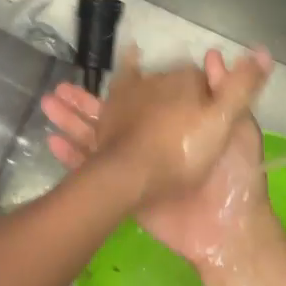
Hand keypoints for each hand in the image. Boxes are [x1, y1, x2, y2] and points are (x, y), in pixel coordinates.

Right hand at [42, 48, 279, 264]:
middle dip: (86, 101)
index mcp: (179, 124)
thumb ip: (228, 91)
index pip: (150, 97)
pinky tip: (52, 141)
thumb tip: (210, 54)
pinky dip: (72, 156)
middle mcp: (154, 141)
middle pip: (115, 115)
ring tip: (48, 103)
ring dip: (72, 121)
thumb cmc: (235, 175)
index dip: (130, 81)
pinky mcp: (125, 190)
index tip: (109, 64)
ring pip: (98, 138)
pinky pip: (93, 170)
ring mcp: (137, 166)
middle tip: (61, 86)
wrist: (223, 230)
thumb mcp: (237, 126)